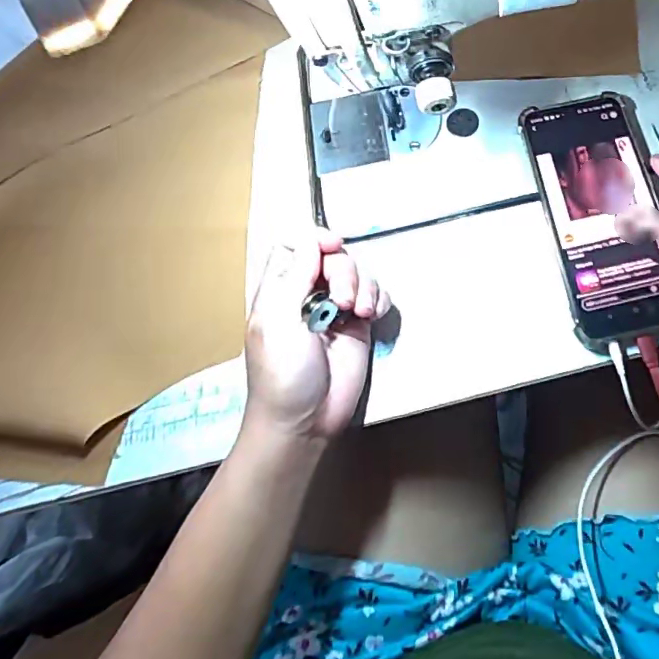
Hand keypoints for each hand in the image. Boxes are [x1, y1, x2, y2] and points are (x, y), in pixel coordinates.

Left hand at [244, 229, 390, 441]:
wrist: (306, 421)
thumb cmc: (282, 373)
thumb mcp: (279, 320)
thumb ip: (295, 275)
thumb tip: (311, 238)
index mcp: (280, 290)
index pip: (295, 246)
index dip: (314, 240)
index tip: (332, 246)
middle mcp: (308, 294)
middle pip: (332, 258)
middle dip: (344, 272)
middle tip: (343, 301)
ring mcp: (336, 309)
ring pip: (357, 274)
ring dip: (365, 286)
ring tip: (361, 313)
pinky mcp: (359, 326)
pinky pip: (376, 296)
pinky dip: (379, 299)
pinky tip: (374, 315)